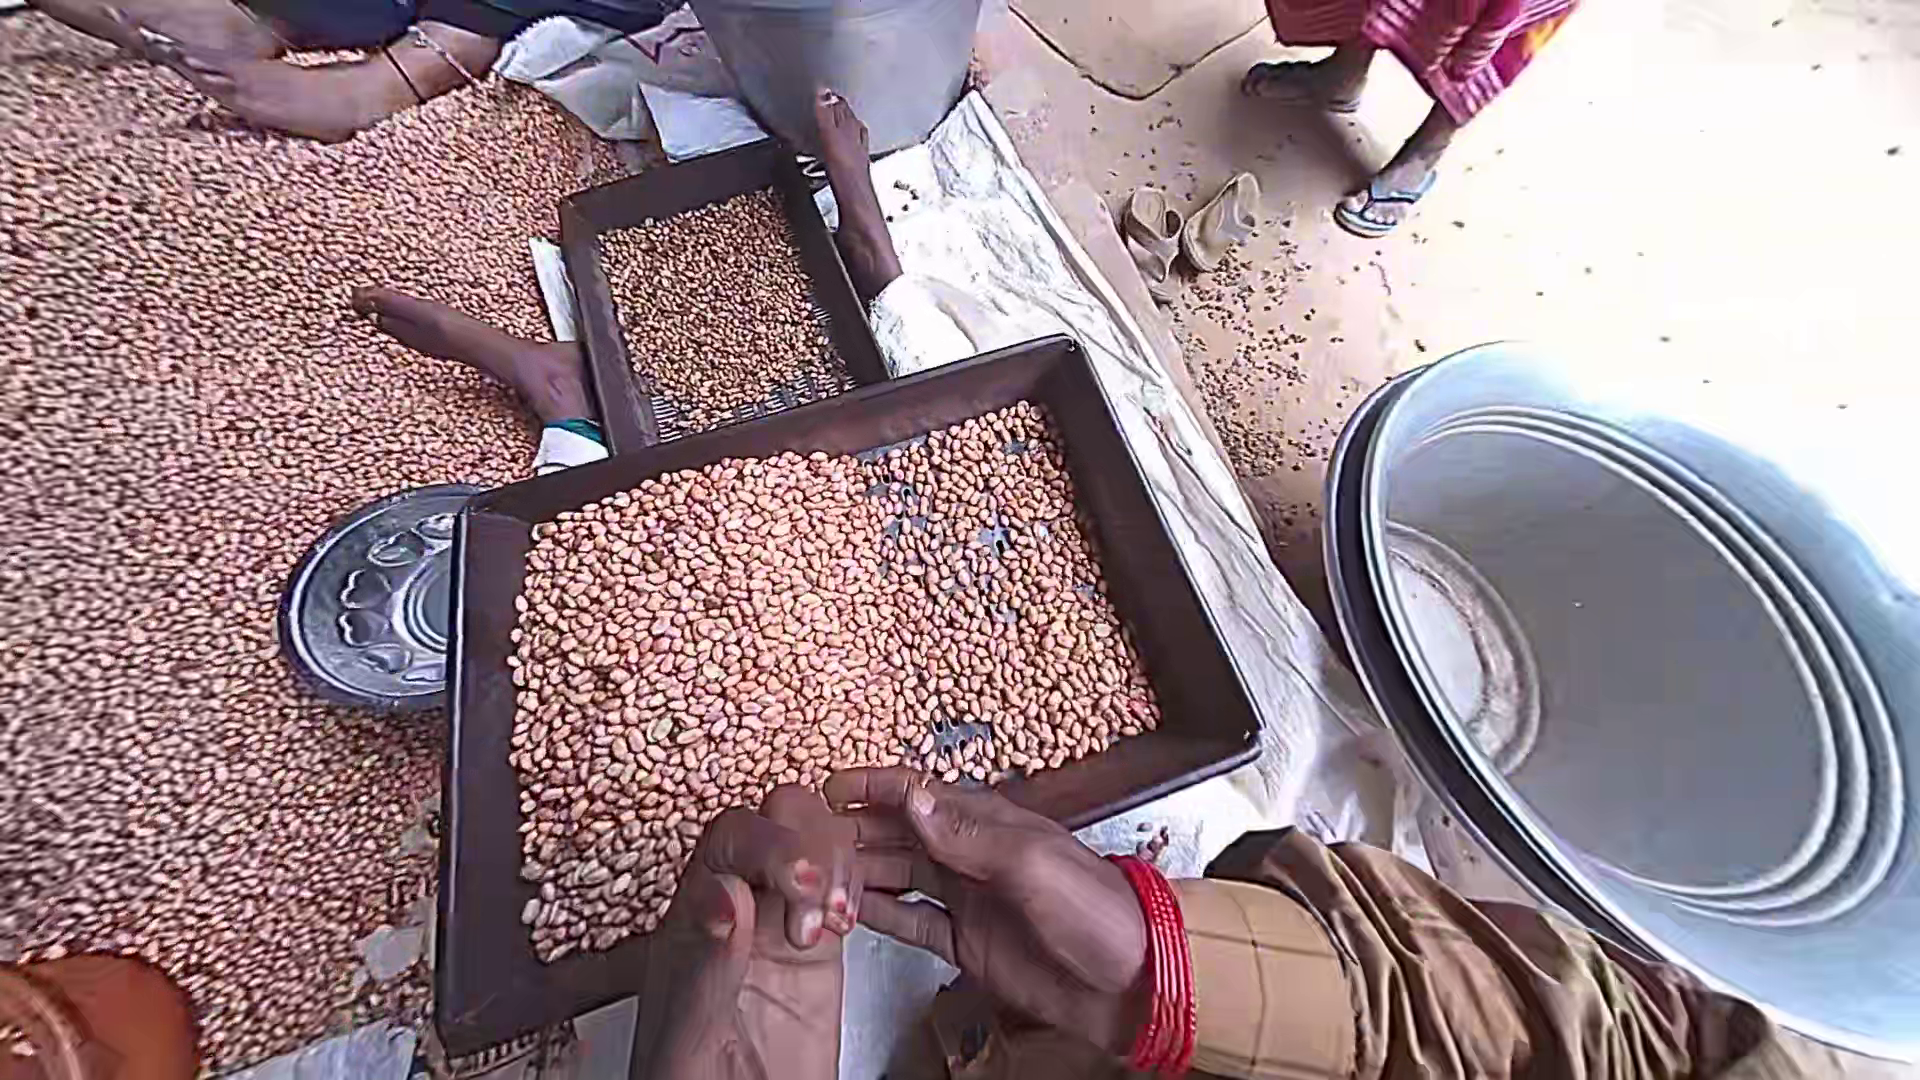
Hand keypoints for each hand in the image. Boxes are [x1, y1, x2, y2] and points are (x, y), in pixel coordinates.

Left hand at [632, 786, 859, 1079]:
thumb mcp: (688, 1040)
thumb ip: (707, 969)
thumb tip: (727, 895)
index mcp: (698, 911)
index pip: (732, 836)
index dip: (770, 843)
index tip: (798, 879)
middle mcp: (744, 896)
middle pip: (781, 815)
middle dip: (812, 844)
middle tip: (820, 901)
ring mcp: (787, 908)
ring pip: (821, 833)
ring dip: (838, 863)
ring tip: (833, 919)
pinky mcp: (825, 928)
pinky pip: (847, 874)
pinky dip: (858, 882)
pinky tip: (847, 918)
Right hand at [824, 769, 1146, 1055]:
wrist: (1128, 978)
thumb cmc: (1086, 905)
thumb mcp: (1030, 861)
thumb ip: (968, 833)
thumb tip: (912, 797)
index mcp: (982, 822)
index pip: (916, 792)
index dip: (873, 785)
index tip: (828, 788)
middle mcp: (966, 852)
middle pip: (898, 832)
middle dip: (854, 829)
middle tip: (807, 838)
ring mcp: (962, 895)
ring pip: (897, 874)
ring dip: (860, 871)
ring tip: (816, 875)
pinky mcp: (962, 939)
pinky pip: (911, 921)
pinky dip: (881, 914)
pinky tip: (850, 913)